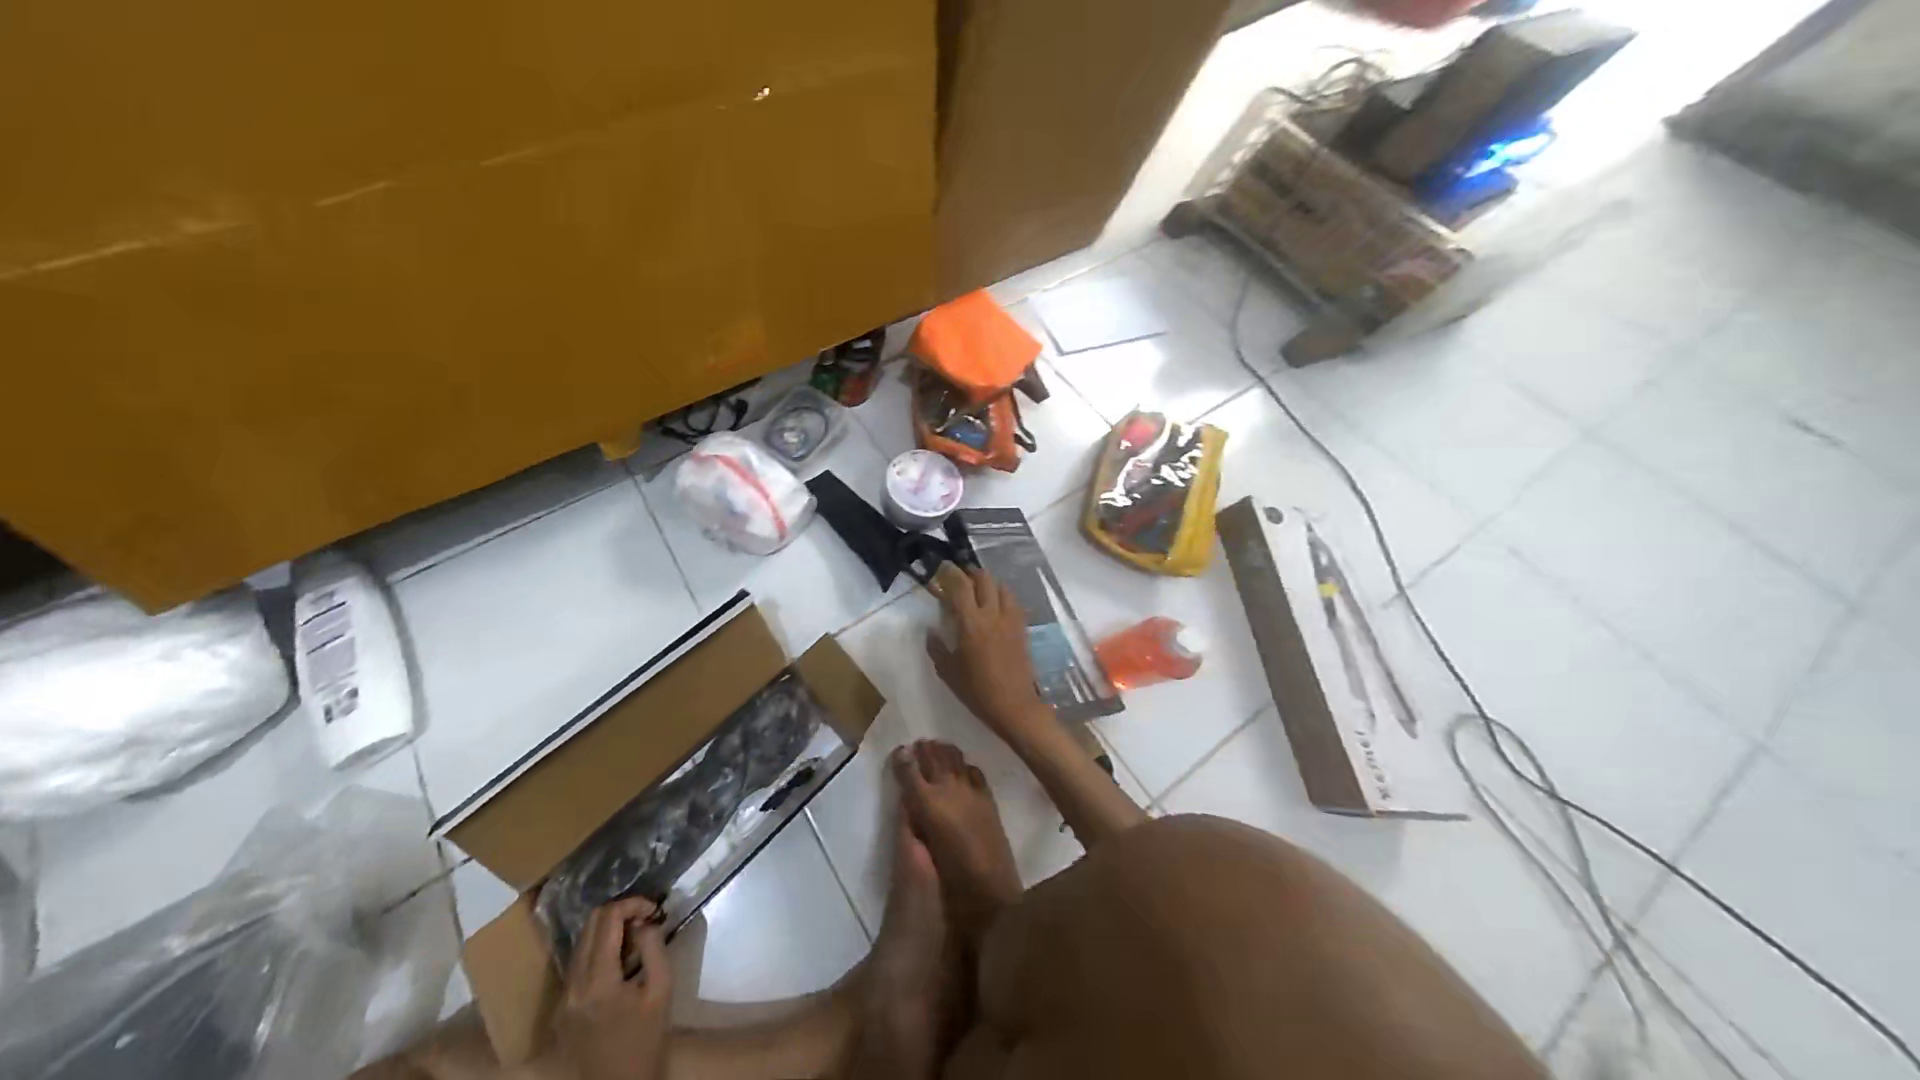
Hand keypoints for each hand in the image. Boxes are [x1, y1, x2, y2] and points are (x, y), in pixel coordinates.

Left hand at [555, 897, 670, 1079]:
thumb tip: (644, 922)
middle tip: (646, 918)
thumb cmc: (647, 1039)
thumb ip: (654, 948)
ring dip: (608, 930)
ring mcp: (562, 998)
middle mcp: (572, 986)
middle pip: (589, 926)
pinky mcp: (560, 1008)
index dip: (632, 904)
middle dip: (620, 912)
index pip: (607, 920)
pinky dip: (598, 950)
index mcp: (598, 982)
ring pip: (580, 943)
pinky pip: (577, 964)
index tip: (654, 909)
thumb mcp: (662, 989)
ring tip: (635, 937)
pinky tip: (620, 960)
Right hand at [926, 566, 1051, 744]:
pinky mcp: (1022, 628)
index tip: (941, 568)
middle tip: (958, 577)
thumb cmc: (976, 691)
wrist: (1014, 706)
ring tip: (977, 589)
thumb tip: (931, 630)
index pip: (960, 586)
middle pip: (983, 579)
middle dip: (969, 573)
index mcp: (971, 623)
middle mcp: (992, 614)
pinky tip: (995, 606)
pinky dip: (1001, 596)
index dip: (949, 573)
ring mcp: (1010, 619)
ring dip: (987, 582)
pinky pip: (1012, 601)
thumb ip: (937, 647)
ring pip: (1001, 587)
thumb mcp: (948, 671)